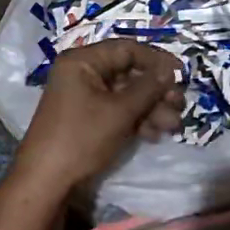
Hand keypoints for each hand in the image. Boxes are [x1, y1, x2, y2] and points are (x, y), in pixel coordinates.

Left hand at [15, 40, 182, 186]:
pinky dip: (136, 119)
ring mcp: (83, 97)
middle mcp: (81, 74)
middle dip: (156, 90)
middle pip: (128, 73)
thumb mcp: (119, 111)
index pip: (126, 49)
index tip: (182, 75)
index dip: (156, 60)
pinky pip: (117, 111)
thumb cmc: (81, 138)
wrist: (47, 179)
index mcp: (82, 62)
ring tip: (173, 125)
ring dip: (151, 108)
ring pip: (125, 95)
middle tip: (180, 105)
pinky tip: (155, 134)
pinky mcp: (87, 119)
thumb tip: (171, 71)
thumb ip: (148, 88)